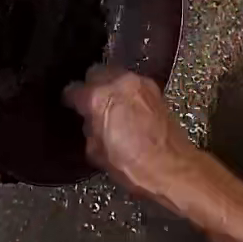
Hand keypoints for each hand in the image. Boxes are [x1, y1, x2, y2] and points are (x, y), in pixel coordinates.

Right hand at [64, 65, 199, 201]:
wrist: (173, 169)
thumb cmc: (136, 166)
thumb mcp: (97, 152)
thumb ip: (88, 129)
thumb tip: (89, 122)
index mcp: (98, 98)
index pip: (74, 89)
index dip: (69, 99)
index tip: (70, 104)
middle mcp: (119, 83)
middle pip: (95, 72)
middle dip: (90, 86)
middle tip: (89, 104)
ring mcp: (140, 84)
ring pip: (115, 74)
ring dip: (109, 87)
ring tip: (109, 107)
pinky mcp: (155, 90)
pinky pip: (132, 84)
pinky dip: (126, 92)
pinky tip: (126, 110)